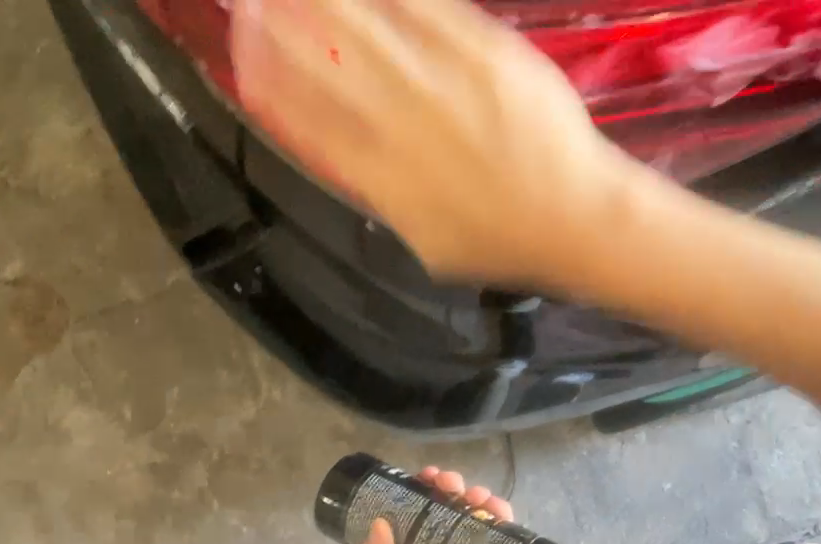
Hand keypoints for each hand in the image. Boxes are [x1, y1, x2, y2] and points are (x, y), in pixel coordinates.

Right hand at [230, 0, 648, 288]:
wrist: (575, 219)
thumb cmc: (501, 242)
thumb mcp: (427, 243)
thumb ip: (385, 198)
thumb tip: (354, 167)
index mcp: (382, 178)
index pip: (312, 119)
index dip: (272, 81)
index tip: (246, 55)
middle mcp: (403, 124)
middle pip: (328, 61)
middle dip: (282, 25)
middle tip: (251, 4)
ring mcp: (443, 81)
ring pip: (367, 25)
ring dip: (322, 2)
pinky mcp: (483, 49)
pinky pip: (422, 5)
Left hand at [357, 466, 512, 543]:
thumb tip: (380, 523)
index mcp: (418, 543)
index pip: (422, 504)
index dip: (424, 485)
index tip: (426, 477)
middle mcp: (447, 542)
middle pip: (453, 501)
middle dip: (453, 484)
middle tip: (452, 484)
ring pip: (479, 511)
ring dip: (479, 494)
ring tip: (476, 497)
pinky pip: (505, 532)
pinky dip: (504, 514)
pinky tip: (498, 509)